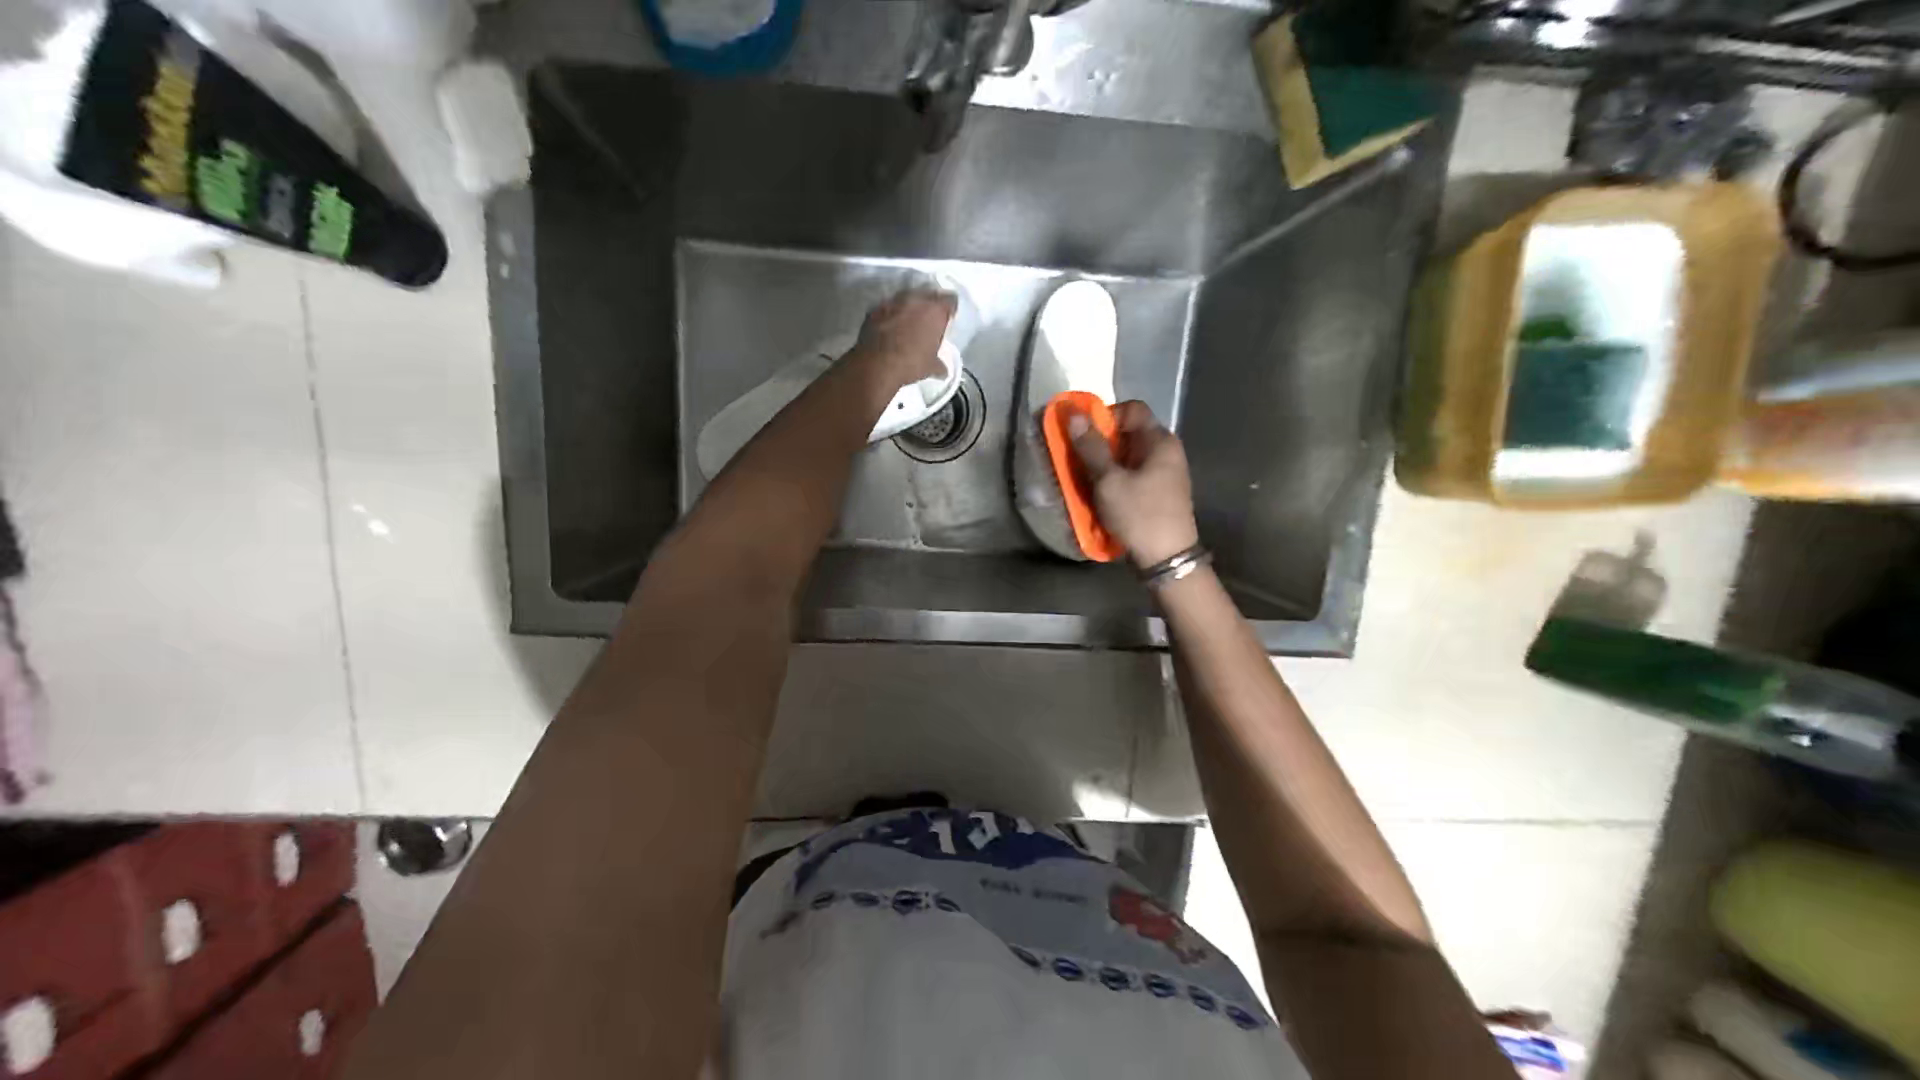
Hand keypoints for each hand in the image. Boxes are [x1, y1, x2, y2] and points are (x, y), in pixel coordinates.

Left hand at [845, 289, 953, 391]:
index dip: (950, 310)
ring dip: (910, 306)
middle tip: (929, 319)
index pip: (950, 300)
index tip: (948, 319)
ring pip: (907, 297)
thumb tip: (942, 370)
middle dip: (930, 305)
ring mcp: (894, 301)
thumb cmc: (910, 363)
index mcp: (935, 310)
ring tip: (909, 321)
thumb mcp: (930, 367)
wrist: (876, 365)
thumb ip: (939, 364)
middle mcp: (916, 299)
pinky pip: (889, 307)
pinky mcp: (875, 308)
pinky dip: (892, 313)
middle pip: (928, 294)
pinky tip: (891, 326)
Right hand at [1069, 400, 1199, 568]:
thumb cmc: (1139, 514)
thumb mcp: (1108, 481)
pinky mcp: (1159, 493)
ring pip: (1128, 456)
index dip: (1105, 415)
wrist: (1166, 560)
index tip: (1084, 435)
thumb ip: (1091, 447)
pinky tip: (1102, 495)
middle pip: (1128, 433)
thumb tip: (1074, 415)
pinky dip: (1115, 479)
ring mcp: (1165, 473)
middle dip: (1100, 442)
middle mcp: (1167, 451)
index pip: (1132, 408)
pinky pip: (1133, 475)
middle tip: (1079, 459)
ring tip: (1086, 479)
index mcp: (1160, 441)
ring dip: (1105, 463)